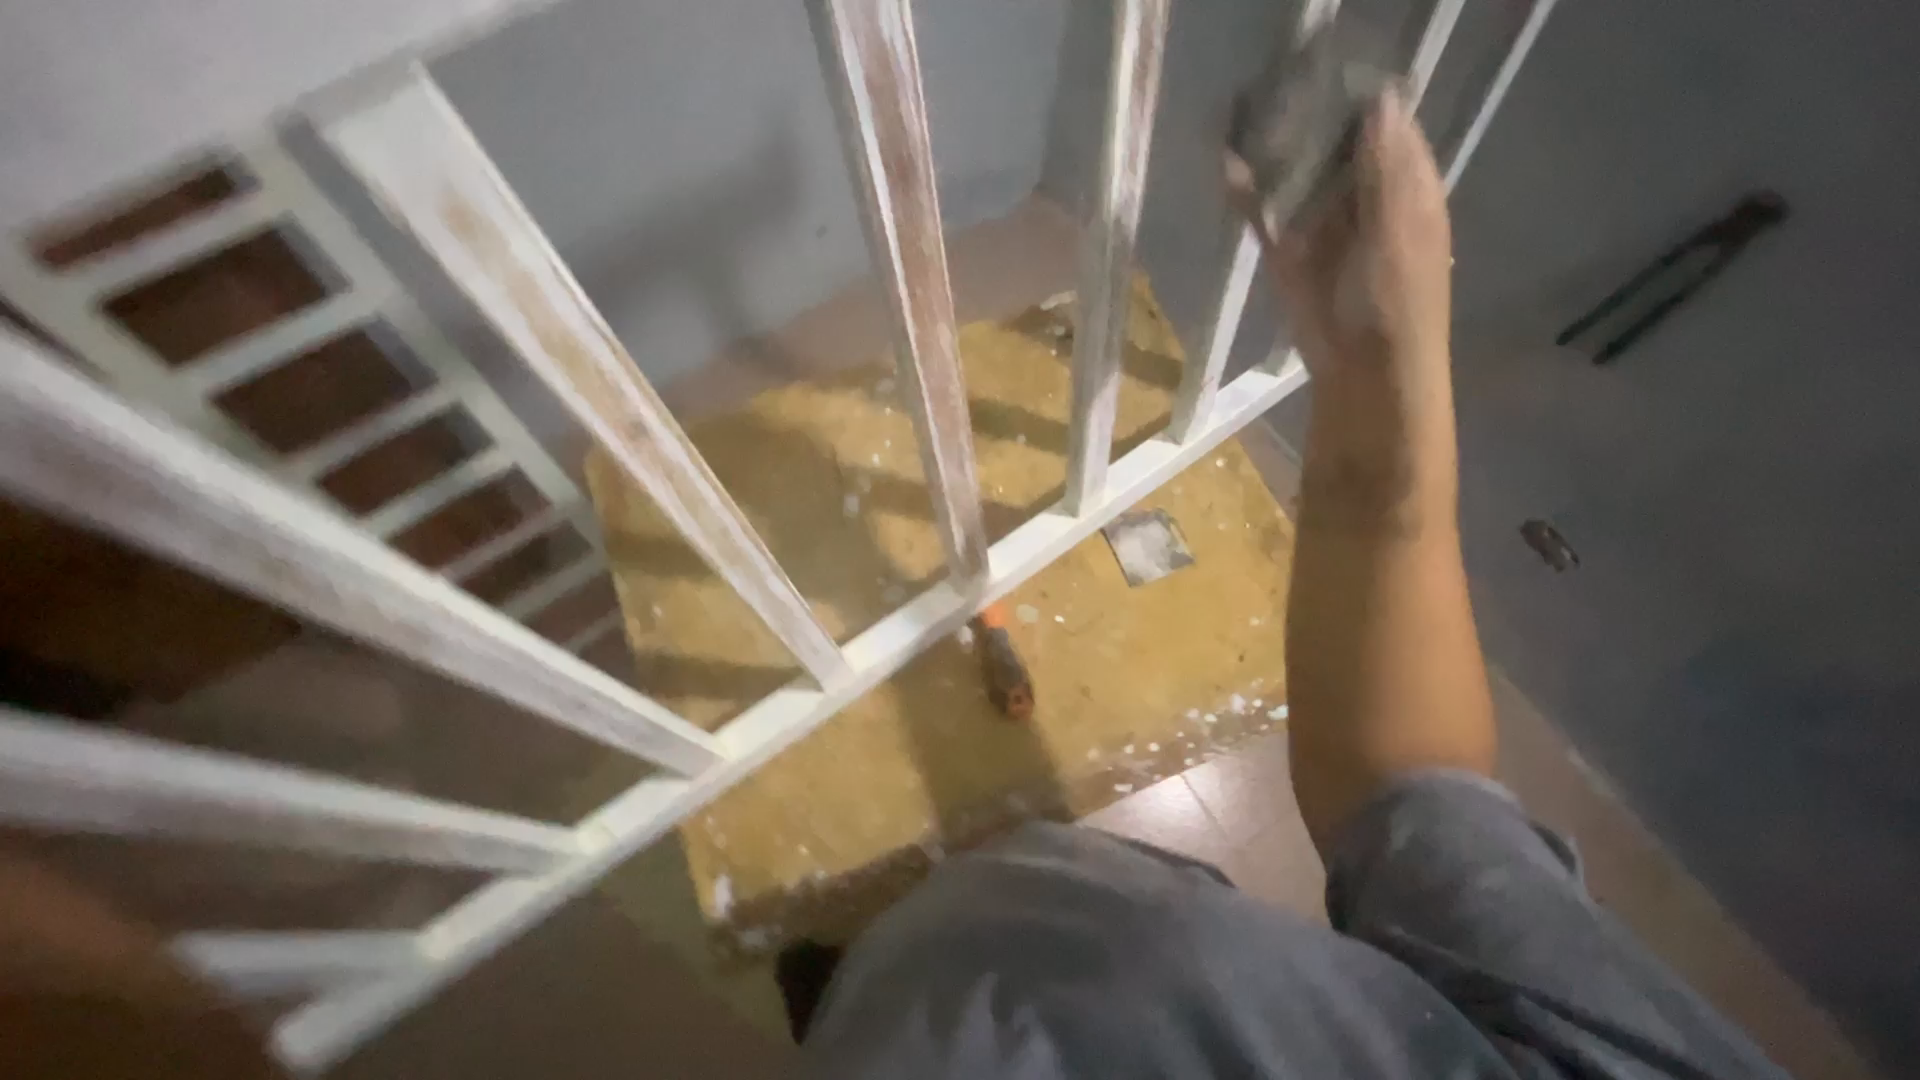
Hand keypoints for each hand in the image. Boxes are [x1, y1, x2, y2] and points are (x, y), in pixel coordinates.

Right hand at [1233, 90, 1452, 382]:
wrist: (1365, 374)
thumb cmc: (1398, 303)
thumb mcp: (1401, 230)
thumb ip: (1386, 169)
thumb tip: (1378, 100)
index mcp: (1405, 187)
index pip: (1384, 125)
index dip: (1359, 97)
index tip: (1324, 68)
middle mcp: (1363, 199)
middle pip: (1335, 146)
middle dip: (1307, 119)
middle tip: (1273, 87)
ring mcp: (1323, 228)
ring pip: (1296, 178)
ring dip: (1273, 152)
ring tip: (1244, 113)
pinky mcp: (1288, 257)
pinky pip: (1267, 218)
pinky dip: (1249, 197)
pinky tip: (1228, 168)